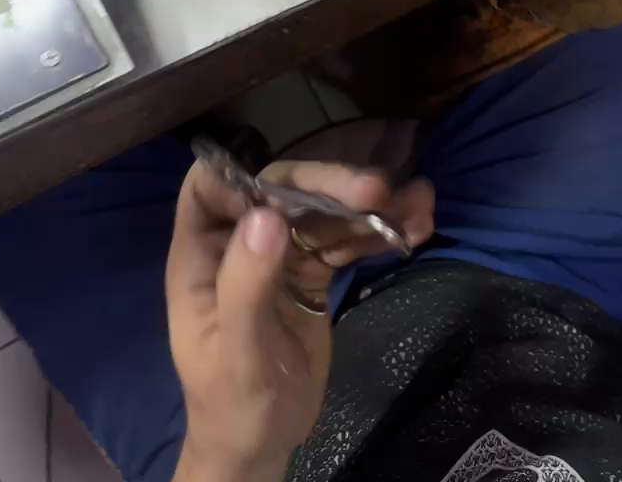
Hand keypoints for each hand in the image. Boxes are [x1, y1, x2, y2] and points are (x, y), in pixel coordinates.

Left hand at [167, 160, 433, 481]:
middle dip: (330, 185)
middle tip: (379, 191)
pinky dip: (380, 232)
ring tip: (418, 203)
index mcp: (203, 254)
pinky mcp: (315, 268)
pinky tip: (416, 227)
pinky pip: (347, 238)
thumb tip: (266, 215)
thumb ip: (246, 286)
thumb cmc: (234, 404)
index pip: (209, 187)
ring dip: (370, 205)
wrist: (264, 445)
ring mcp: (282, 252)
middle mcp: (242, 241)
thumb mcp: (238, 355)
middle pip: (282, 190)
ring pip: (323, 209)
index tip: (289, 189)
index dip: (242, 175)